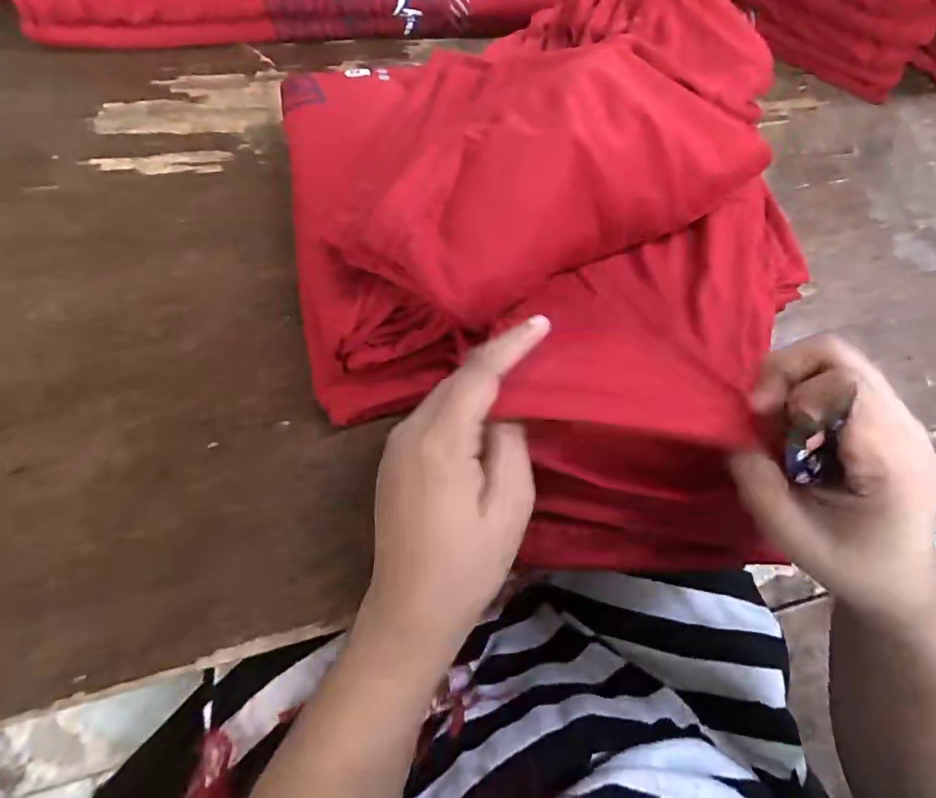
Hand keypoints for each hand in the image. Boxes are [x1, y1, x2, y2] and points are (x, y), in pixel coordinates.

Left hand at [360, 316, 548, 653]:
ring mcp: (396, 444)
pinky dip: (462, 400)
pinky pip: (434, 413)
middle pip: (458, 377)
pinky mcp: (394, 458)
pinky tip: (485, 406)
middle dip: (497, 356)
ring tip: (518, 368)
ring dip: (480, 379)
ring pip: (444, 393)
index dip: (511, 344)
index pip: (478, 374)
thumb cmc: (468, 565)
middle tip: (536, 342)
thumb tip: (505, 411)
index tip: (542, 321)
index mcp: (440, 441)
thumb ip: (511, 445)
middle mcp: (410, 431)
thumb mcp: (510, 506)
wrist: (408, 614)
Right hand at [728, 334, 935, 624]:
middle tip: (762, 409)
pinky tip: (799, 430)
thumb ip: (758, 482)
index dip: (792, 383)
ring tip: (779, 422)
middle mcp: (903, 424)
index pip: (843, 380)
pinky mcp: (890, 419)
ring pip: (840, 362)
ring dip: (797, 381)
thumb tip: (736, 434)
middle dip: (788, 371)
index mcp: (889, 454)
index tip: (758, 414)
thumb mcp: (793, 535)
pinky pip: (844, 380)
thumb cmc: (853, 567)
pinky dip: (810, 391)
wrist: (903, 587)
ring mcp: (901, 418)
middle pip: (840, 356)